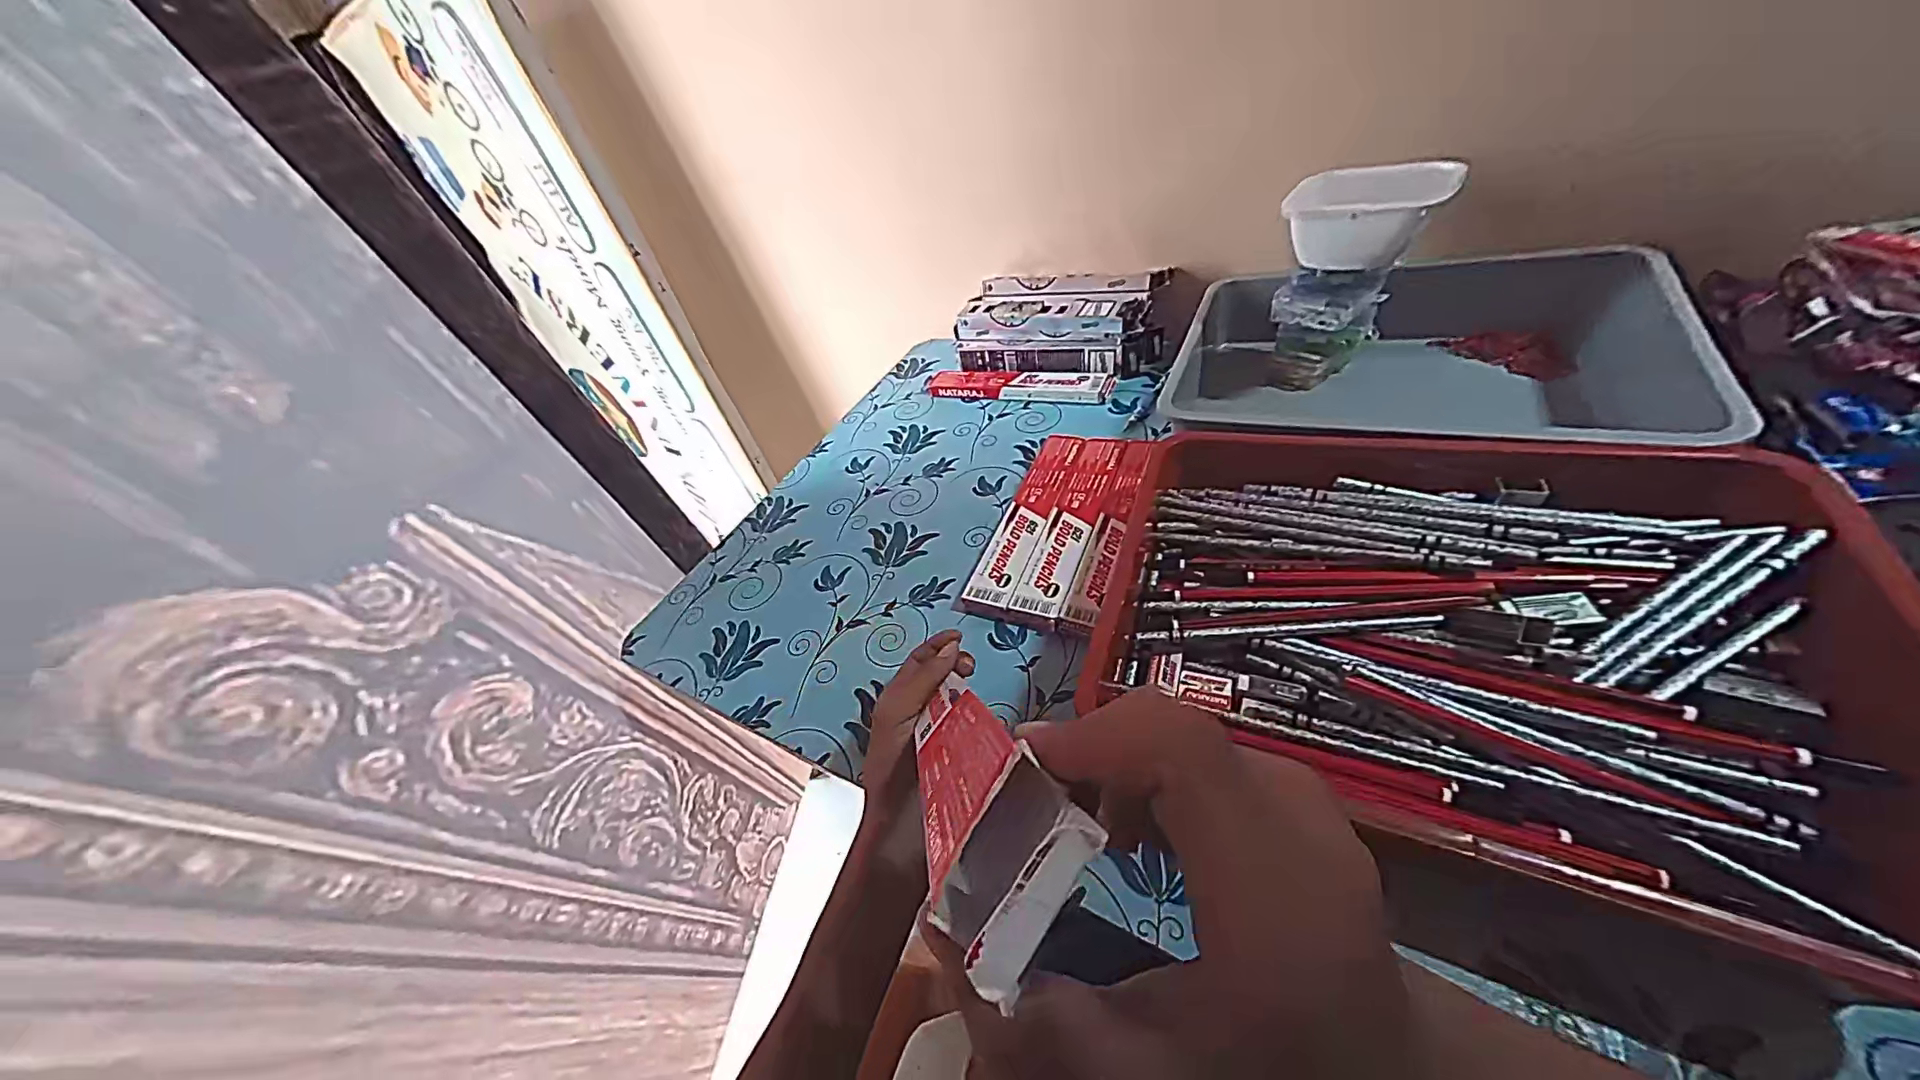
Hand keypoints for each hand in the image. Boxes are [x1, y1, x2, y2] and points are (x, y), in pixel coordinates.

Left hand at [860, 628, 973, 816]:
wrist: (899, 829)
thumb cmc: (891, 770)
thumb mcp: (898, 713)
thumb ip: (924, 678)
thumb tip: (951, 647)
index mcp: (898, 701)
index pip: (920, 662)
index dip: (938, 646)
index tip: (960, 637)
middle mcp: (917, 714)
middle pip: (940, 677)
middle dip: (954, 664)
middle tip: (969, 668)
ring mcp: (938, 734)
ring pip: (957, 700)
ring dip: (966, 690)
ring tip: (972, 693)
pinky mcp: (957, 754)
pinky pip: (971, 726)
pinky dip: (977, 717)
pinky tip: (983, 721)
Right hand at [923, 688, 1416, 1079]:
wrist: (1376, 1053)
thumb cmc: (1264, 1059)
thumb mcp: (1143, 1069)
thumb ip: (1036, 1023)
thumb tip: (940, 939)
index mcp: (1273, 884)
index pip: (1180, 748)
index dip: (1092, 737)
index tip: (1025, 764)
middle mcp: (1296, 814)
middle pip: (1170, 729)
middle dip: (1086, 751)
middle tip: (1032, 799)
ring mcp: (1301, 793)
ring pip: (1179, 732)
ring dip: (1112, 759)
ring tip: (1074, 818)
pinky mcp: (1290, 788)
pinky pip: (1199, 749)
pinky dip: (1144, 769)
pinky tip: (1128, 828)